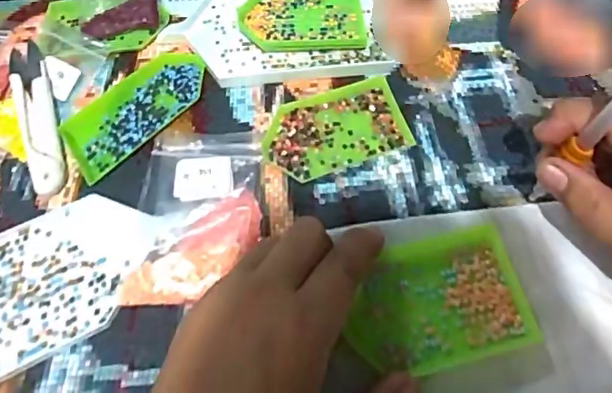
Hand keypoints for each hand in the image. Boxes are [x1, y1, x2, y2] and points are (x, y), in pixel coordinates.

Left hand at [155, 218, 414, 392]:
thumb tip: (409, 378)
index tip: (376, 239)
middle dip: (326, 243)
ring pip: (272, 242)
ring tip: (296, 288)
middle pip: (306, 233)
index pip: (342, 263)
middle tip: (334, 274)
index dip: (363, 245)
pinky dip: (261, 272)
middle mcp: (267, 290)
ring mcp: (229, 289)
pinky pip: (241, 264)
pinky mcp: (202, 299)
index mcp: (304, 322)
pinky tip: (259, 309)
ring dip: (291, 254)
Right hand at [534, 99, 611, 345]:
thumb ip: (594, 208)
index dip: (568, 119)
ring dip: (589, 153)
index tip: (540, 144)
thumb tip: (545, 166)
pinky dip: (608, 163)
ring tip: (580, 190)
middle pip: (611, 118)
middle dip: (574, 139)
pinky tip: (606, 193)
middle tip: (554, 177)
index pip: (610, 113)